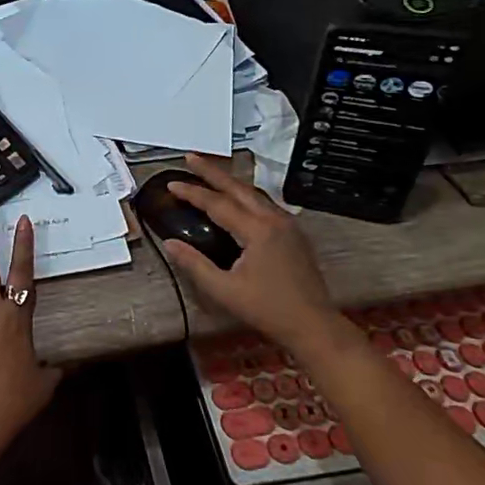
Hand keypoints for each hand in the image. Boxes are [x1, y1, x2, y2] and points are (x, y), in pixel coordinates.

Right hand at [161, 154, 338, 351]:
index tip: (171, 183)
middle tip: (191, 157)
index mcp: (257, 230)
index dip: (192, 192)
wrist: (314, 326)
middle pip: (238, 188)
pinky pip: (265, 204)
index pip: (217, 203)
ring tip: (210, 173)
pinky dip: (245, 195)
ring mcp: (288, 225)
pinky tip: (237, 198)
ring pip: (254, 193)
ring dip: (230, 181)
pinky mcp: (294, 234)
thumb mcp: (224, 290)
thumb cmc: (267, 310)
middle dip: (213, 172)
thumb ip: (195, 264)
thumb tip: (169, 242)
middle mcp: (274, 220)